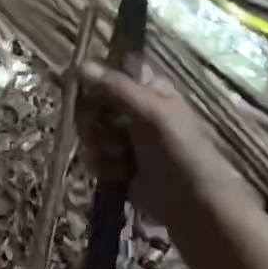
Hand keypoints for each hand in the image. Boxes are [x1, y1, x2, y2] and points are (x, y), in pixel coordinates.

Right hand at [76, 59, 237, 216]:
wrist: (191, 204)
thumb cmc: (179, 151)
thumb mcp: (150, 112)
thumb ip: (115, 87)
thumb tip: (77, 64)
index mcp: (146, 87)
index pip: (107, 71)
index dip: (90, 78)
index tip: (77, 88)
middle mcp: (131, 107)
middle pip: (89, 102)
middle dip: (93, 121)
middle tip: (105, 131)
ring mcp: (121, 135)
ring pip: (87, 130)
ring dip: (98, 146)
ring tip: (119, 159)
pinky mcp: (113, 160)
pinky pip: (90, 153)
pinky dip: (101, 164)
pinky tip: (118, 174)